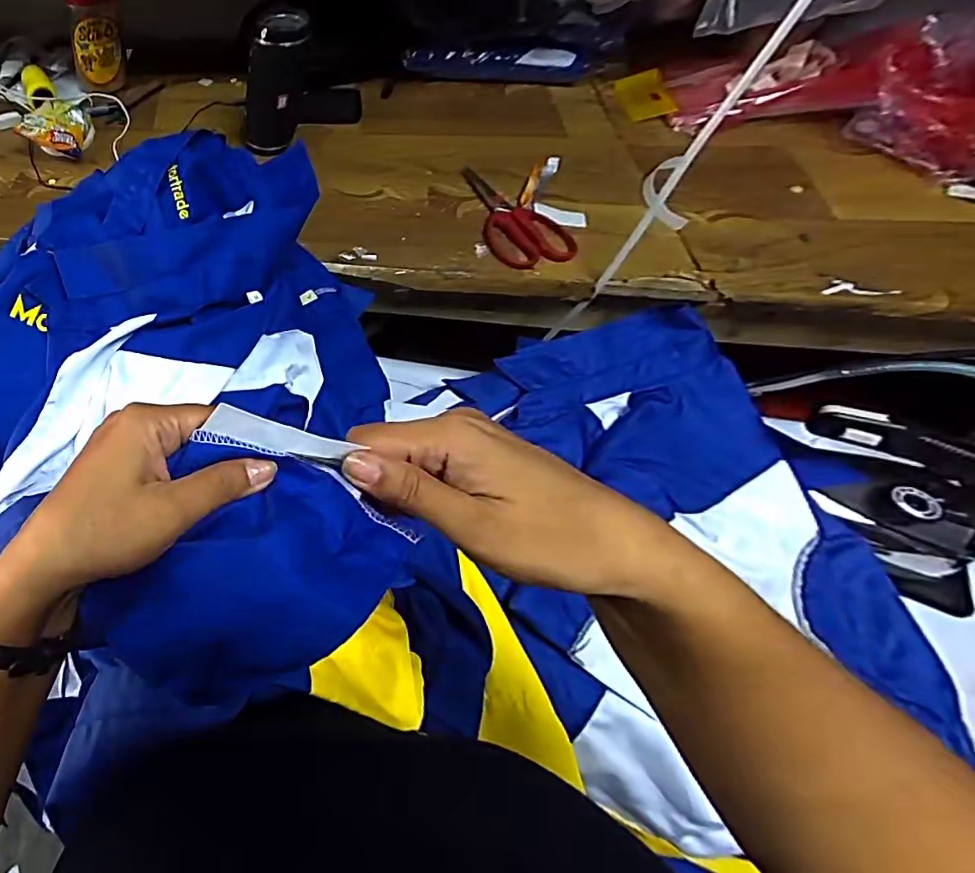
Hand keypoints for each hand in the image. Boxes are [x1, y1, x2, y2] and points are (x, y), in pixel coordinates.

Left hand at [0, 404, 275, 644]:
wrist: (46, 561)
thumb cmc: (108, 530)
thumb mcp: (173, 509)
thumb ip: (222, 483)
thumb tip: (267, 465)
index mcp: (144, 419)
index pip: (210, 416)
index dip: (246, 438)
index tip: (279, 462)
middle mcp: (130, 421)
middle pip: (193, 432)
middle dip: (226, 457)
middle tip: (264, 485)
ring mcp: (118, 443)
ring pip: (177, 451)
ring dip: (203, 472)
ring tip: (239, 496)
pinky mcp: (112, 467)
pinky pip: (158, 464)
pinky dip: (179, 480)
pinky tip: (198, 501)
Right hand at [342, 410, 700, 601]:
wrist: (627, 552)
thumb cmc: (553, 542)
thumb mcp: (474, 525)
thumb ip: (407, 491)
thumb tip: (347, 462)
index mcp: (449, 432)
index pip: (366, 440)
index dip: (353, 473)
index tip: (363, 514)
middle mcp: (454, 421)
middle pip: (382, 444)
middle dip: (375, 482)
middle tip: (400, 525)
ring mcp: (469, 433)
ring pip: (401, 454)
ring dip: (397, 487)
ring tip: (420, 524)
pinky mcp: (478, 450)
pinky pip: (425, 459)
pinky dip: (418, 486)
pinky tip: (438, 512)